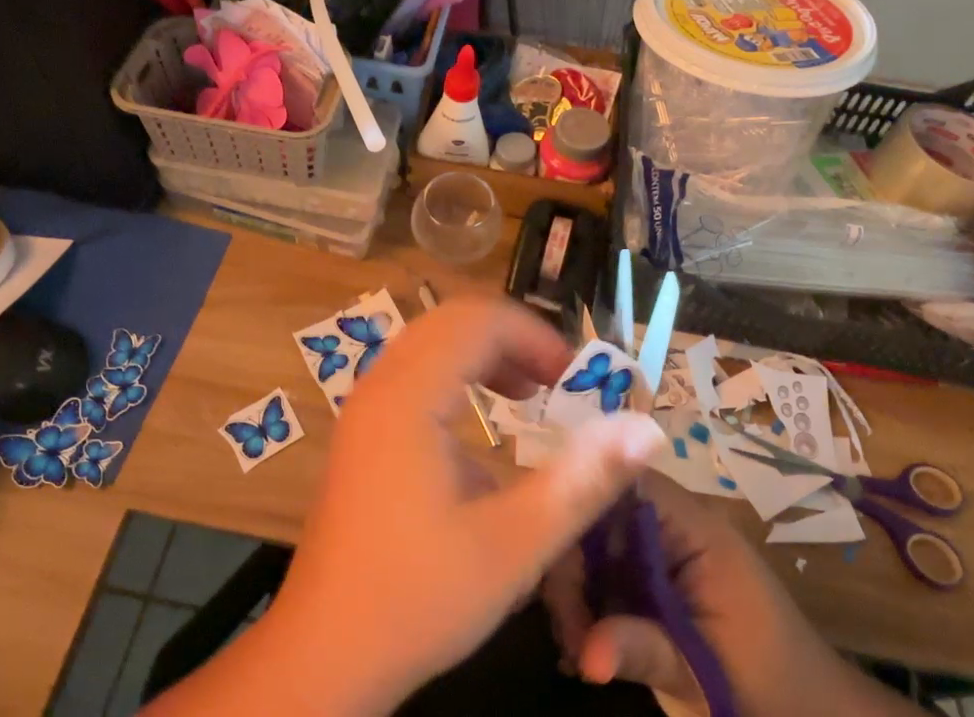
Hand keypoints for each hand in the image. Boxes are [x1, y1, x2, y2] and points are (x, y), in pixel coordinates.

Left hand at [261, 297, 666, 712]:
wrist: (327, 652)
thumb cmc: (420, 597)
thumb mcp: (515, 544)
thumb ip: (584, 480)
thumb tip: (647, 429)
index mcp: (409, 398)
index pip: (476, 321)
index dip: (535, 336)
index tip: (575, 380)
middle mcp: (379, 389)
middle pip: (449, 322)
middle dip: (511, 338)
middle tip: (557, 380)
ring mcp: (363, 412)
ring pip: (427, 346)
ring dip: (483, 355)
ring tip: (530, 392)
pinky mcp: (361, 438)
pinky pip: (412, 376)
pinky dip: (455, 378)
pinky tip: (481, 426)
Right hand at [543, 473, 928, 716]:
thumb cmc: (771, 689)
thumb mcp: (705, 675)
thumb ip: (645, 652)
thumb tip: (586, 654)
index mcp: (697, 532)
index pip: (628, 482)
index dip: (582, 500)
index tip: (546, 547)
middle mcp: (675, 532)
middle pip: (601, 516)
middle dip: (572, 564)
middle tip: (565, 628)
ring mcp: (663, 559)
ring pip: (596, 549)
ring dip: (575, 593)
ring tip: (574, 650)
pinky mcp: (654, 587)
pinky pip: (606, 578)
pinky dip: (588, 610)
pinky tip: (583, 652)